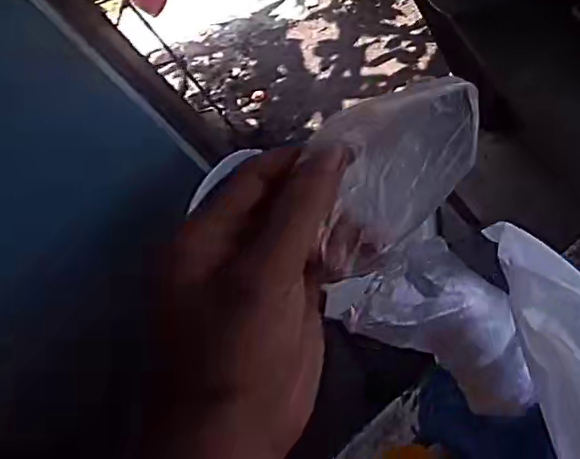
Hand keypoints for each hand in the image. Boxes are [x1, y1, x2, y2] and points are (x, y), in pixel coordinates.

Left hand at [142, 147, 349, 458]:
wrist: (236, 437)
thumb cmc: (237, 350)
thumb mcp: (266, 273)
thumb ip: (301, 207)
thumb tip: (333, 149)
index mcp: (208, 236)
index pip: (260, 174)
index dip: (304, 159)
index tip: (352, 152)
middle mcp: (235, 247)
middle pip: (290, 196)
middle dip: (329, 193)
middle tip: (366, 193)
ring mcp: (265, 271)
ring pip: (313, 223)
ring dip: (343, 223)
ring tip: (364, 237)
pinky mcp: (293, 292)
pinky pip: (324, 252)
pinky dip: (348, 247)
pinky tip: (371, 250)